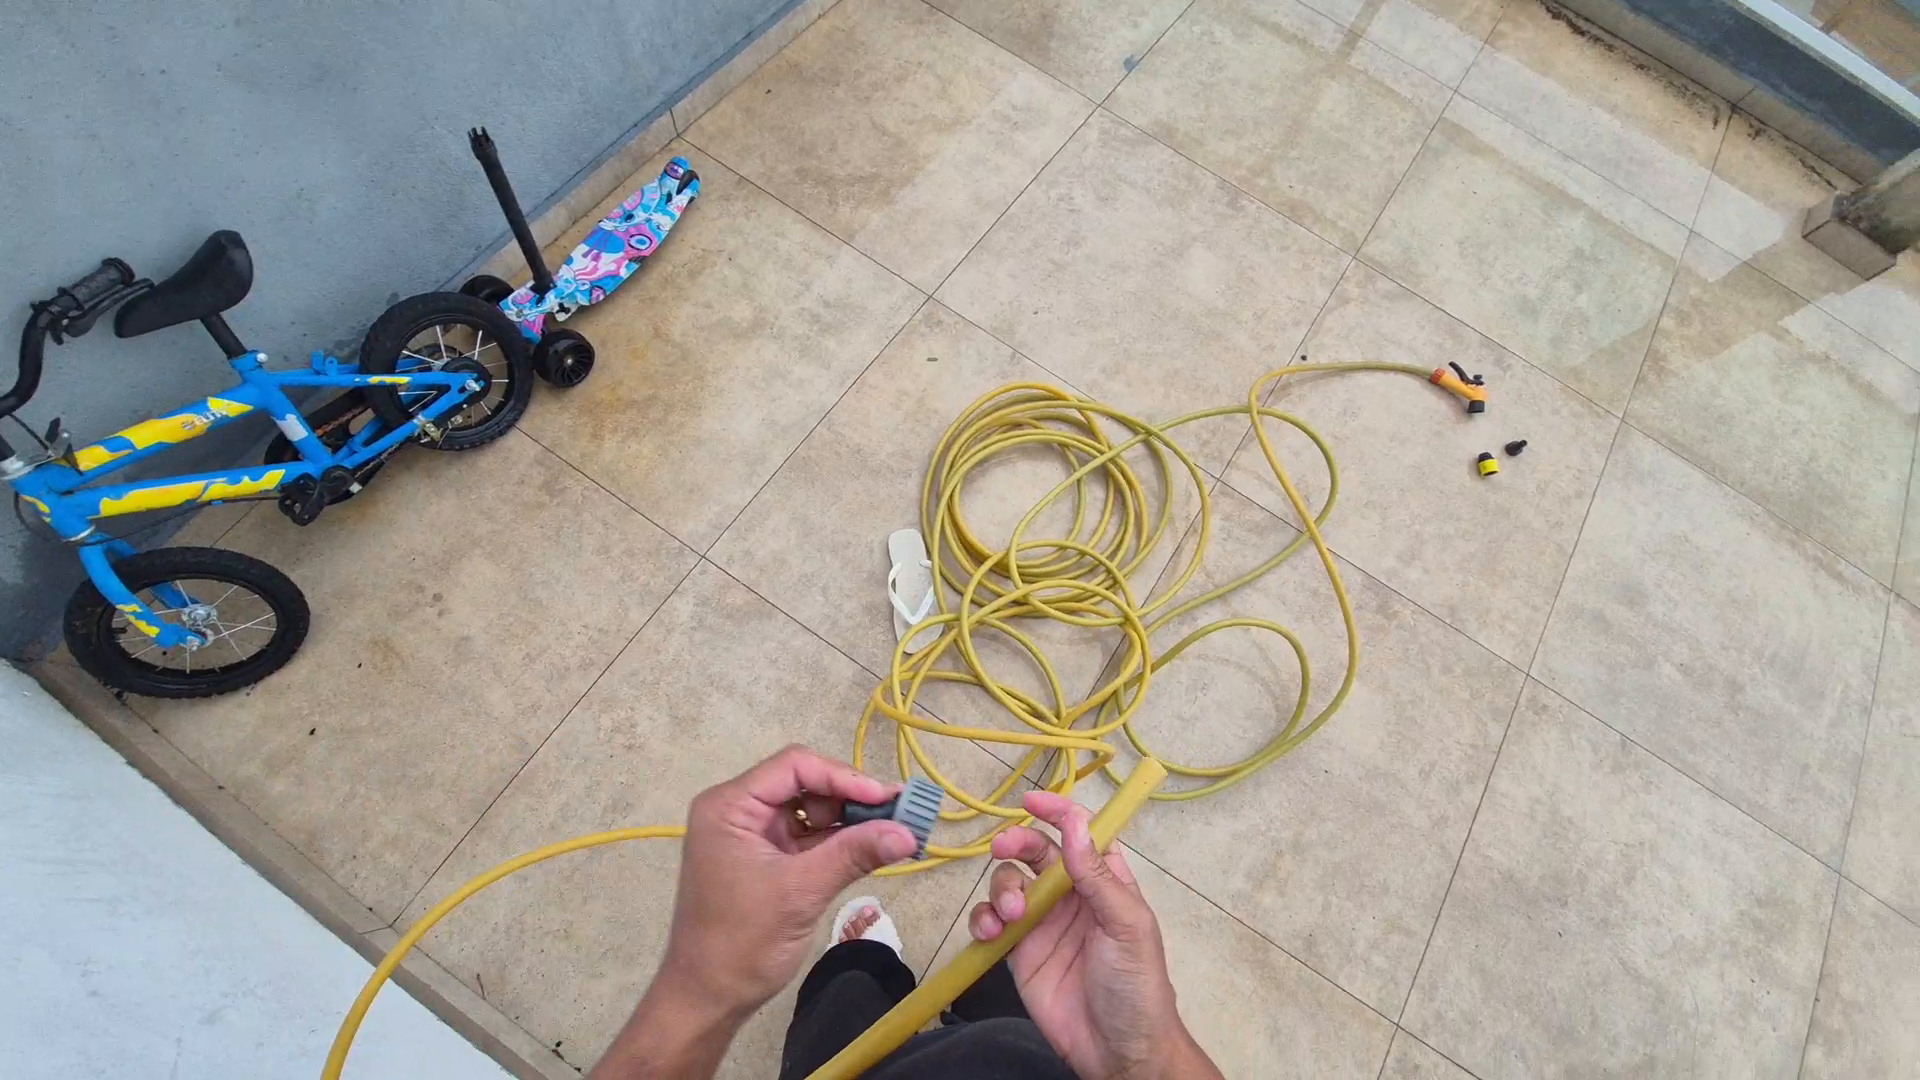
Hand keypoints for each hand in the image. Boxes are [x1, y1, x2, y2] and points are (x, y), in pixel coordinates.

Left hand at [657, 745, 919, 1017]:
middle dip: (849, 796)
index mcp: (731, 805)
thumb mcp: (801, 892)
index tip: (884, 798)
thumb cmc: (742, 943)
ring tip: (888, 829)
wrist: (707, 1003)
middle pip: (804, 781)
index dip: (842, 777)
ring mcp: (753, 832)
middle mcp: (739, 809)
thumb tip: (909, 833)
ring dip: (848, 817)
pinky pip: (809, 832)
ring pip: (811, 805)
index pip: (794, 766)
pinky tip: (870, 845)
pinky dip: (838, 838)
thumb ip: (854, 854)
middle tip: (895, 812)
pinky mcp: (768, 855)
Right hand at [969, 792, 1220, 1079]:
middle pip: (1035, 850)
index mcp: (1102, 880)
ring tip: (1010, 916)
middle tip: (1002, 848)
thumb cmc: (1136, 985)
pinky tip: (991, 932)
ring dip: (1001, 888)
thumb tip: (1075, 824)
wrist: (1116, 1053)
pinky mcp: (1017, 949)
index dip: (1058, 812)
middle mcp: (1069, 893)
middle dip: (1016, 842)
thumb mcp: (1126, 926)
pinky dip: (983, 918)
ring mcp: (1041, 920)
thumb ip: (1096, 876)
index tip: (1032, 801)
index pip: (1079, 832)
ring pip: (1009, 881)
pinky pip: (990, 920)